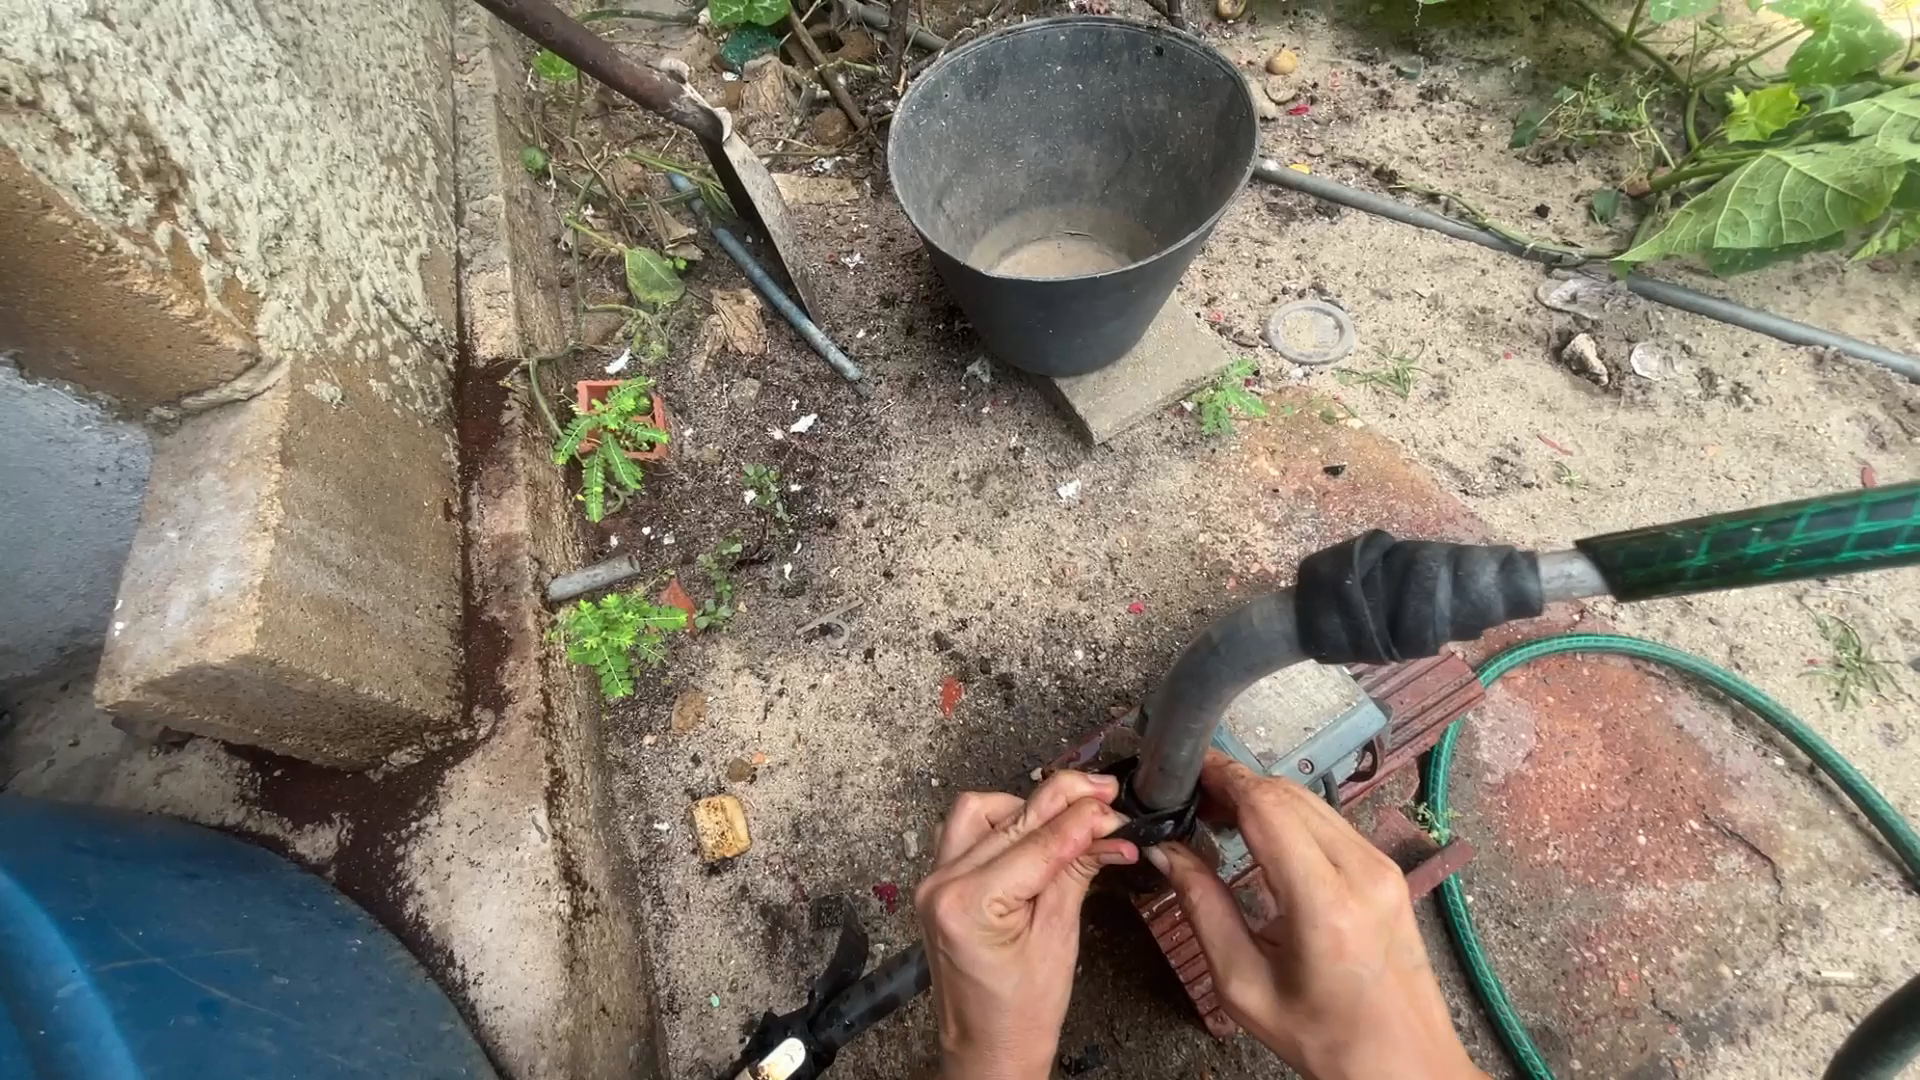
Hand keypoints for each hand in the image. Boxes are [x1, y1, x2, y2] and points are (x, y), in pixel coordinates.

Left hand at [915, 771, 1138, 1079]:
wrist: (986, 1052)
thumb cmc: (1021, 1016)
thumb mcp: (1059, 941)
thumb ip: (1076, 872)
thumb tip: (1106, 830)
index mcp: (970, 904)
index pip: (1038, 843)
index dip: (1083, 820)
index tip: (1115, 808)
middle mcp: (942, 882)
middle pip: (1012, 817)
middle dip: (1064, 802)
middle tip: (1104, 795)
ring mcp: (935, 877)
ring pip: (982, 809)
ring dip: (1027, 804)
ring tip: (1070, 813)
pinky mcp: (939, 877)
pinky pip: (966, 827)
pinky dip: (1001, 818)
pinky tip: (1032, 829)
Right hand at [1147, 752, 1485, 1079]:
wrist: (1411, 1070)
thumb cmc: (1323, 1039)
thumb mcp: (1244, 985)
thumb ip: (1201, 907)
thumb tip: (1163, 849)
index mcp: (1324, 904)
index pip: (1267, 807)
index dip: (1222, 777)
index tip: (1185, 771)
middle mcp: (1361, 871)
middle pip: (1285, 793)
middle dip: (1233, 782)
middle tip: (1192, 796)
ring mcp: (1380, 864)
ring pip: (1306, 798)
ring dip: (1258, 794)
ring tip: (1216, 810)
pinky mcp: (1386, 867)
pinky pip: (1325, 817)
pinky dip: (1284, 810)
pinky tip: (1256, 829)